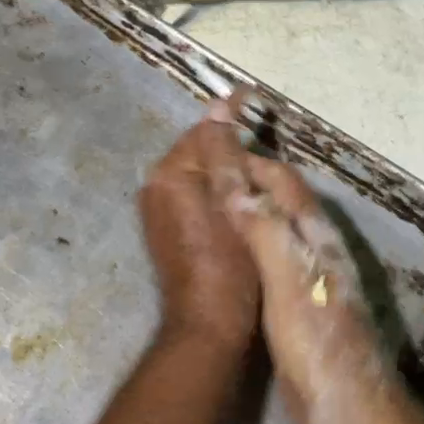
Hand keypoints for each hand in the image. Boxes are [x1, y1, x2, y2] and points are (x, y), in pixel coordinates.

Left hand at [137, 97, 261, 352]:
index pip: (203, 130)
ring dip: (224, 167)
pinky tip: (242, 197)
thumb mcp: (235, 204)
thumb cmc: (229, 266)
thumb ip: (225, 153)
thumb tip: (218, 107)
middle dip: (230, 143)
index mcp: (170, 174)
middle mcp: (156, 186)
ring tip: (261, 167)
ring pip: (197, 173)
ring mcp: (157, 209)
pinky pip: (193, 194)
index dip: (231, 114)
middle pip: (199, 150)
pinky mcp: (166, 229)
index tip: (255, 97)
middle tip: (267, 137)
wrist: (207, 326)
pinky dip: (216, 190)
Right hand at [217, 153, 395, 423]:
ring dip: (244, 212)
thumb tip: (233, 182)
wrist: (345, 406)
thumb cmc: (316, 339)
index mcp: (315, 235)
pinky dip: (245, 245)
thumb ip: (263, 229)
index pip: (280, 180)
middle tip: (201, 176)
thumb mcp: (287, 277)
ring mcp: (309, 277)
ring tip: (206, 207)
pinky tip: (224, 255)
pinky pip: (267, 259)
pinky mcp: (298, 304)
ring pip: (273, 229)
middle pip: (278, 200)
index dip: (248, 160)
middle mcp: (315, 248)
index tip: (210, 149)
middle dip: (244, 181)